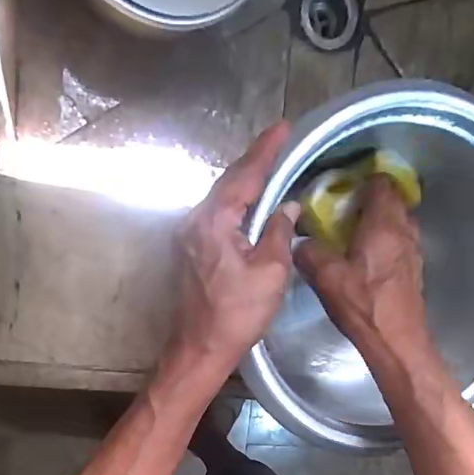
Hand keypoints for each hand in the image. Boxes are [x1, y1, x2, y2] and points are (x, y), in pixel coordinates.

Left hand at [165, 123, 299, 378]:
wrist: (199, 348)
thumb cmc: (237, 314)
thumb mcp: (270, 272)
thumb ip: (278, 232)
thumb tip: (286, 207)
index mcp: (213, 221)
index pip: (244, 176)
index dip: (265, 151)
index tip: (283, 127)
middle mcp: (194, 220)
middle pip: (228, 183)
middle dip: (254, 162)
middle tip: (279, 142)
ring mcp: (187, 235)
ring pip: (220, 199)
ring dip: (244, 183)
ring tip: (269, 167)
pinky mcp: (188, 250)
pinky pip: (215, 215)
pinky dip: (235, 203)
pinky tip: (250, 202)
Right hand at [294, 175, 432, 368]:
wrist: (396, 340)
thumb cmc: (363, 305)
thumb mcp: (326, 277)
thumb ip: (310, 253)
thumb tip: (301, 243)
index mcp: (383, 225)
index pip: (381, 184)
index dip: (362, 181)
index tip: (342, 188)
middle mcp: (403, 232)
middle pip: (391, 201)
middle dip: (369, 201)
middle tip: (343, 211)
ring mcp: (413, 251)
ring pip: (397, 223)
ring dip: (378, 223)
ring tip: (352, 234)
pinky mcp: (413, 270)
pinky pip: (399, 243)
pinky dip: (384, 242)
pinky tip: (365, 259)